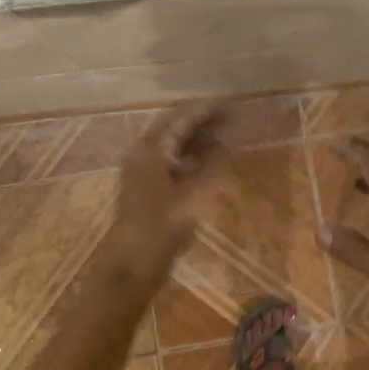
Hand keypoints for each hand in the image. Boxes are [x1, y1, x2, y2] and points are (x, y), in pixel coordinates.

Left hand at [103, 102, 231, 276]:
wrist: (132, 265)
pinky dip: (192, 156)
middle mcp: (144, 152)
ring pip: (174, 144)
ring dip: (200, 138)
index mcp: (152, 148)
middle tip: (236, 119)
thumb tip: (229, 140)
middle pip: (177, 126)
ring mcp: (143, 170)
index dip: (210, 109)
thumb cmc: (163, 227)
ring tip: (229, 137)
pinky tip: (212, 161)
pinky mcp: (147, 187)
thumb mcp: (195, 194)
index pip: (183, 116)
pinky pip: (172, 160)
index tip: (235, 105)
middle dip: (206, 121)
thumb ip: (212, 163)